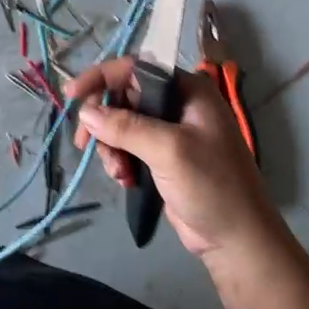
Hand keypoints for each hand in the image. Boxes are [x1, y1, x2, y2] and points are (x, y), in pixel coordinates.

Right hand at [66, 57, 280, 257]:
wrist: (237, 240)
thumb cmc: (212, 185)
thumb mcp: (169, 150)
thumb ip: (126, 127)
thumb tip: (86, 112)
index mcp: (188, 89)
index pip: (135, 69)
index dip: (101, 77)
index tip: (71, 95)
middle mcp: (179, 103)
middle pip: (124, 97)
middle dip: (105, 121)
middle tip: (86, 145)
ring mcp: (172, 131)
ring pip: (122, 124)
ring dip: (111, 146)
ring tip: (118, 173)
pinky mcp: (164, 157)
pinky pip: (128, 147)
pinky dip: (120, 160)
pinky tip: (126, 180)